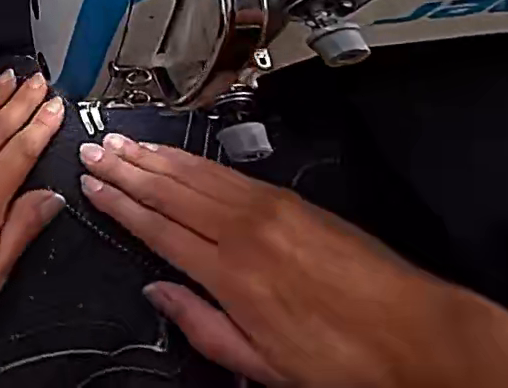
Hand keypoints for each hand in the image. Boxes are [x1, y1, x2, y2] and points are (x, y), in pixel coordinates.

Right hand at [80, 135, 507, 387]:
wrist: (416, 333)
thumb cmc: (341, 362)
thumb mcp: (266, 366)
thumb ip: (203, 325)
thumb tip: (155, 290)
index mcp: (231, 274)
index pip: (158, 227)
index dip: (120, 202)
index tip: (91, 182)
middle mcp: (241, 228)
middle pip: (169, 189)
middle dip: (126, 168)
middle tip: (92, 148)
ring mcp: (263, 205)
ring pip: (192, 172)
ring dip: (151, 155)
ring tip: (119, 142)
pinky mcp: (282, 195)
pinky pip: (222, 171)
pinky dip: (188, 158)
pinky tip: (171, 152)